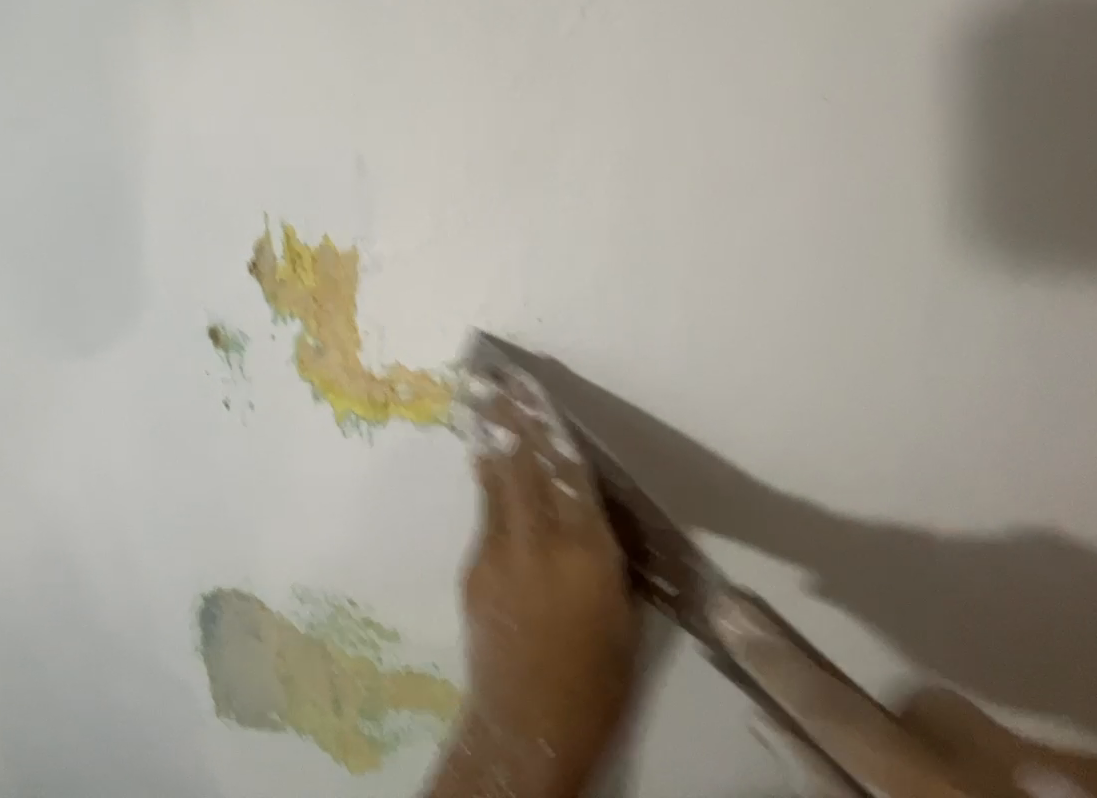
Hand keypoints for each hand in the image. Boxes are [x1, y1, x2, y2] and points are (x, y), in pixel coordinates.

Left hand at [427, 368, 641, 797]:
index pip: (568, 473)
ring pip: (495, 480)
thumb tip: (591, 508)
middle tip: (496, 374)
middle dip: (510, 416)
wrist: (527, 722)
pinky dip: (489, 478)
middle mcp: (538, 540)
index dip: (549, 428)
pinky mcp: (473, 566)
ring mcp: (497, 550)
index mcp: (587, 552)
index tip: (534, 390)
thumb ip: (605, 553)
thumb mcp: (622, 610)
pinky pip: (486, 511)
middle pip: (523, 463)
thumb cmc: (597, 678)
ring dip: (490, 436)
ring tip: (482, 395)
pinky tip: (488, 459)